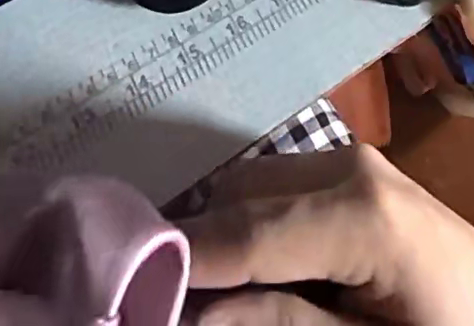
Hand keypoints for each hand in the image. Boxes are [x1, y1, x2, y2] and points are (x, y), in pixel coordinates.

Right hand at [179, 145, 473, 325]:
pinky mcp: (360, 176)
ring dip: (222, 233)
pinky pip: (285, 189)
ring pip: (258, 186)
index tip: (112, 286)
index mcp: (361, 211)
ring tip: (194, 288)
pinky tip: (249, 268)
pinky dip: (255, 225)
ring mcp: (357, 163)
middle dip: (194, 245)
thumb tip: (191, 313)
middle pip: (243, 194)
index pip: (245, 231)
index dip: (177, 261)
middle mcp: (351, 166)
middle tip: (151, 297)